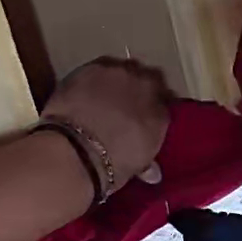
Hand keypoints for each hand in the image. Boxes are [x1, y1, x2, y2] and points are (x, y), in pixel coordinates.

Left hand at [39, 58, 169, 192]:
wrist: (76, 149)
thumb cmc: (112, 165)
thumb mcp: (136, 166)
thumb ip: (147, 163)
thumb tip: (152, 173)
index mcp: (161, 113)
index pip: (165, 102)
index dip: (152, 107)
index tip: (144, 115)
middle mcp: (146, 87)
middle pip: (148, 79)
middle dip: (138, 88)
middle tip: (124, 102)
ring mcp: (119, 73)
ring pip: (123, 69)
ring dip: (116, 79)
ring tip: (102, 94)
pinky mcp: (92, 67)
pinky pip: (97, 68)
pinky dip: (92, 78)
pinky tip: (83, 90)